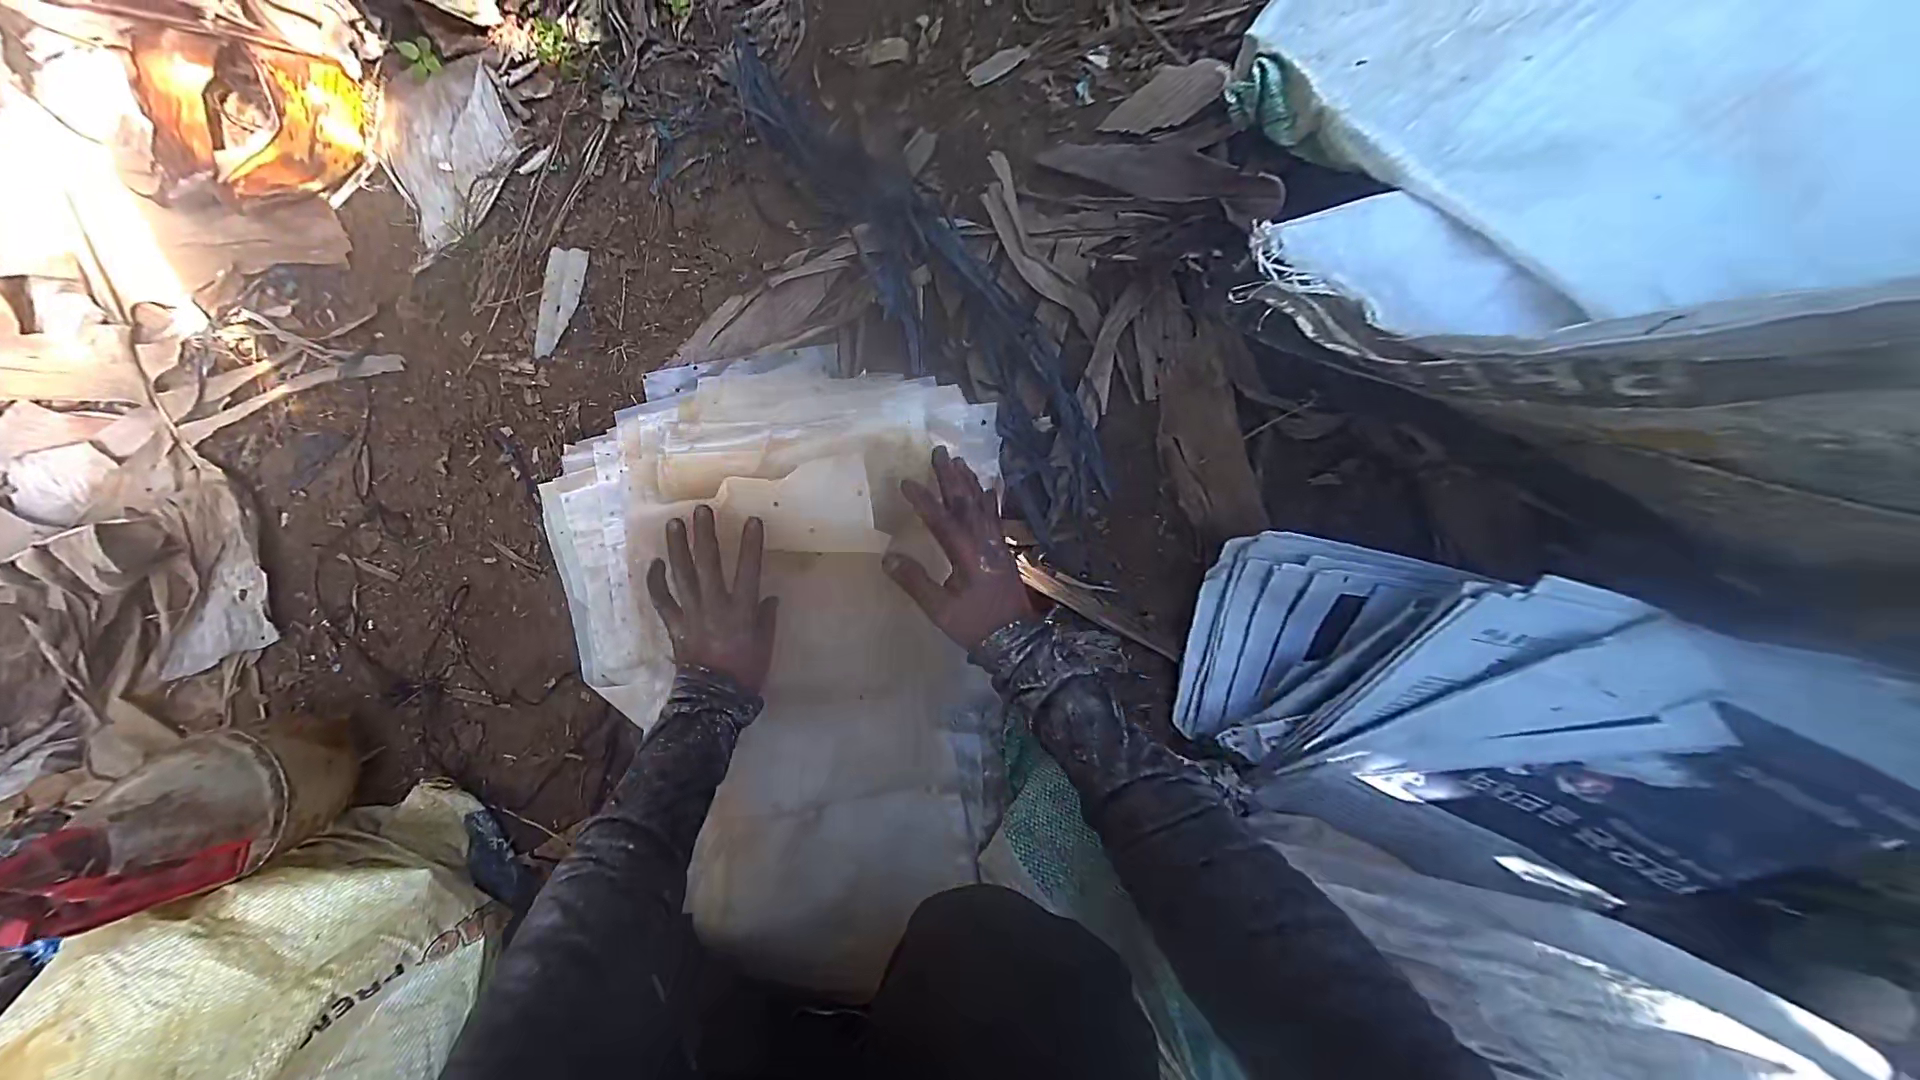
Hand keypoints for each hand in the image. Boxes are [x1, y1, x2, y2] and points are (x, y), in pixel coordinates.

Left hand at [646, 505, 779, 693]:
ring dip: (677, 548)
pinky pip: (661, 599)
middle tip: (700, 510)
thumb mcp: (765, 644)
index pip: (749, 569)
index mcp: (742, 610)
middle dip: (705, 535)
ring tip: (674, 524)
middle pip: (708, 564)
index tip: (752, 520)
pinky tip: (655, 564)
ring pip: (682, 575)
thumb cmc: (746, 671)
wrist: (713, 699)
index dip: (751, 544)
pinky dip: (656, 581)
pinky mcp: (674, 624)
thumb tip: (769, 597)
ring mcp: (691, 613)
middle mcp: (715, 606)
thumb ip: (766, 618)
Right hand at [884, 446, 1033, 651]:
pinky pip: (997, 518)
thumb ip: (915, 582)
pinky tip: (988, 488)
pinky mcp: (1005, 551)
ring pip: (983, 507)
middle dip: (951, 478)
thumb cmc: (975, 626)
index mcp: (967, 557)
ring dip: (970, 483)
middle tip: (939, 452)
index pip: (942, 521)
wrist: (1015, 641)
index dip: (924, 500)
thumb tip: (888, 557)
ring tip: (959, 462)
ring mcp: (998, 545)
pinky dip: (991, 500)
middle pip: (966, 504)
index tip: (906, 482)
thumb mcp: (940, 610)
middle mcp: (985, 544)